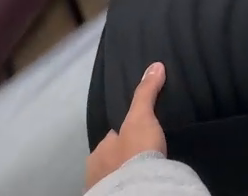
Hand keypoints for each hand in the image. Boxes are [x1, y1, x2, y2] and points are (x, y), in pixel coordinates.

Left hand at [85, 62, 167, 188]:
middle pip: (110, 155)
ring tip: (141, 167)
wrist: (134, 189)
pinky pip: (117, 186)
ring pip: (112, 172)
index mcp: (98, 149)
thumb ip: (146, 94)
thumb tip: (154, 64)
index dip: (125, 133)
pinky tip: (136, 180)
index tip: (140, 132)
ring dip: (123, 169)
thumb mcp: (142, 117)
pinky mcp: (108, 195)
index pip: (112, 136)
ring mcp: (98, 186)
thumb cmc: (134, 151)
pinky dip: (124, 182)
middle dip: (122, 153)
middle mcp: (93, 168)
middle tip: (142, 150)